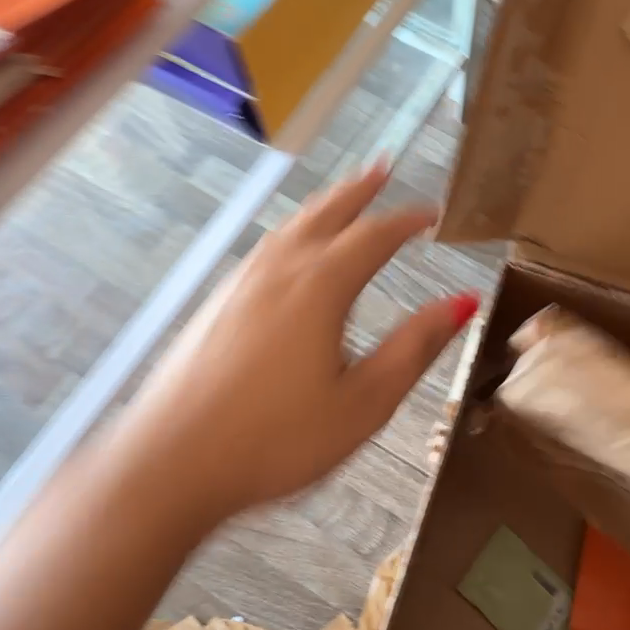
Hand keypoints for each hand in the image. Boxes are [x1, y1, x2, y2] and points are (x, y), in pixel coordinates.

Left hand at [123, 165, 478, 514]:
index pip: (374, 236)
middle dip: (359, 188)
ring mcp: (242, 282)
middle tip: (382, 165)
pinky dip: (295, 229)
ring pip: (292, 225)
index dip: (407, 220)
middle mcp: (281, 269)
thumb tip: (462, 303)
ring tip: (343, 195)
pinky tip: (291, 249)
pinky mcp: (216, 302)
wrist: (167, 464)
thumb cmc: (275, 440)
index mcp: (321, 286)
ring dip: (324, 204)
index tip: (432, 213)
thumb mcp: (363, 403)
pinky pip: (268, 246)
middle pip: (327, 212)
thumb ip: (415, 348)